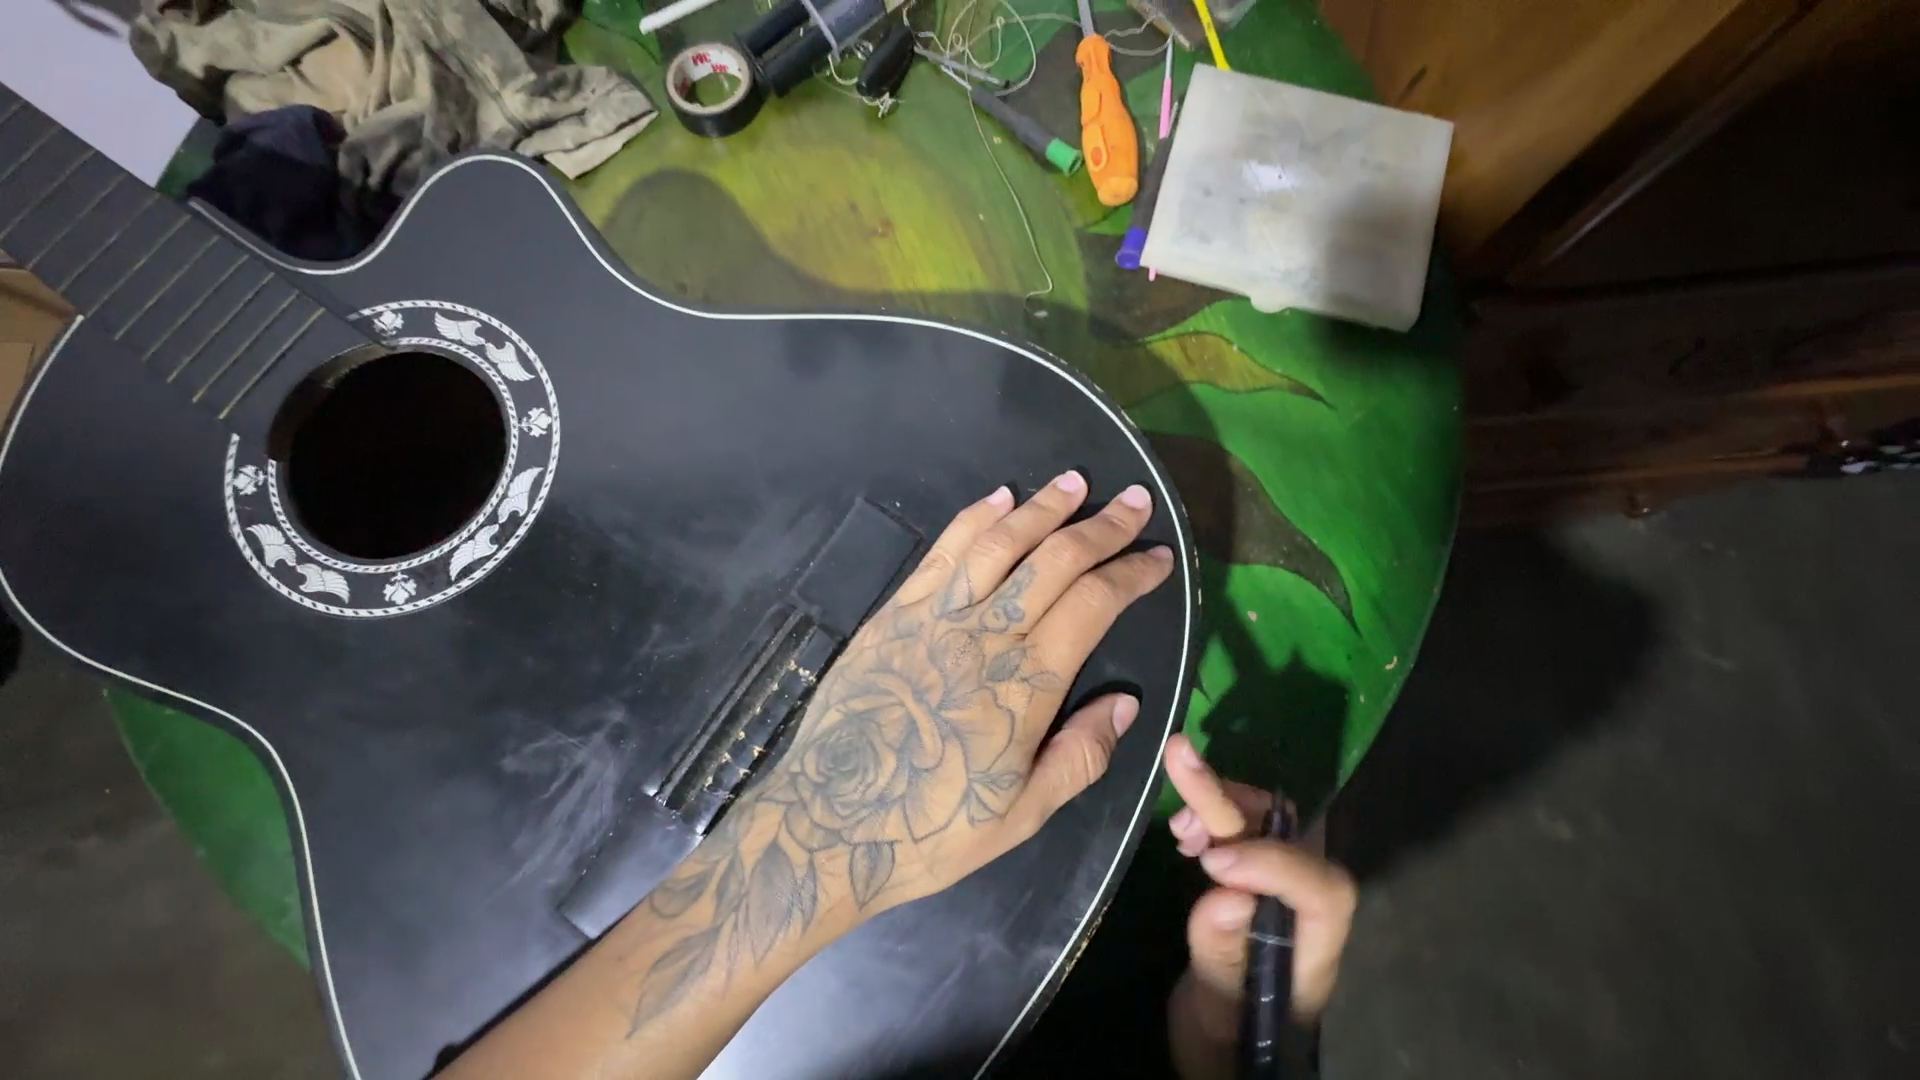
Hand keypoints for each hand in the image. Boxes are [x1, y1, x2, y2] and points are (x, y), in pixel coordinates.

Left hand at [628, 474, 1173, 1026]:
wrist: (824, 825)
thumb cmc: (928, 830)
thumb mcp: (1021, 816)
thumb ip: (1080, 756)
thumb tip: (1128, 703)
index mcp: (1025, 686)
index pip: (1093, 605)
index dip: (1131, 574)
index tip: (1158, 557)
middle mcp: (984, 638)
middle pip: (1053, 561)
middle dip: (1101, 528)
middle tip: (1133, 501)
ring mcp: (934, 619)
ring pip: (998, 544)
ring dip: (1041, 508)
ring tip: (1074, 483)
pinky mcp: (895, 614)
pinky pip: (942, 553)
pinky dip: (974, 519)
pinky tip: (998, 498)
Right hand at [1163, 735, 1357, 1079]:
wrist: (1224, 1049)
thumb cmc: (1226, 1039)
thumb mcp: (1217, 1012)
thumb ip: (1222, 955)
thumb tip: (1224, 893)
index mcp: (1314, 949)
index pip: (1319, 891)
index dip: (1271, 863)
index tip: (1209, 862)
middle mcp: (1305, 907)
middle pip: (1288, 836)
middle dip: (1229, 798)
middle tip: (1177, 755)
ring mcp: (1278, 886)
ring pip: (1265, 821)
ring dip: (1218, 799)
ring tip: (1177, 820)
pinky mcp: (1249, 875)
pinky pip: (1240, 827)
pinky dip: (1208, 812)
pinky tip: (1182, 828)